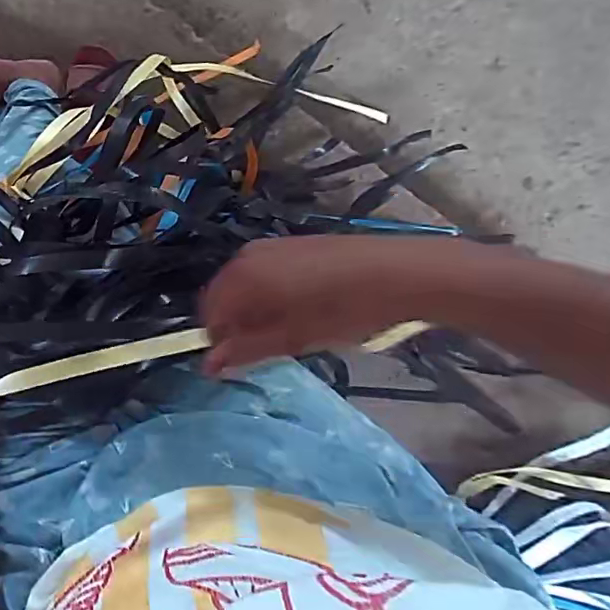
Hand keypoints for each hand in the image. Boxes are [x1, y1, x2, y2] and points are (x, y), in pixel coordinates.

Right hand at [200, 236, 497, 374]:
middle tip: (268, 343)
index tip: (245, 357)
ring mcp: (267, 246)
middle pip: (222, 297)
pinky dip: (267, 291)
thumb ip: (245, 351)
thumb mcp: (293, 339)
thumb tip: (208, 367)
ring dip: (253, 307)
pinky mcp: (289, 243)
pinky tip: (302, 303)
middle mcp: (244, 257)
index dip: (222, 341)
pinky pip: (260, 272)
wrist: (401, 271)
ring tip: (288, 324)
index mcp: (240, 280)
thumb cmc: (344, 310)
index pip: (210, 316)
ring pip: (242, 285)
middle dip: (236, 322)